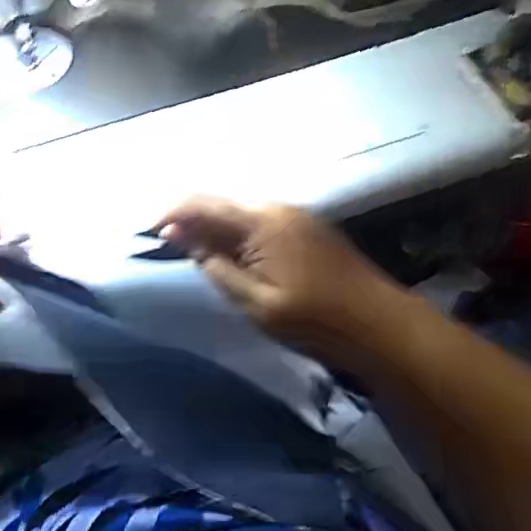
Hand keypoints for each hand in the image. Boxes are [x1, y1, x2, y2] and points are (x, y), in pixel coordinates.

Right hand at [154, 198, 410, 368]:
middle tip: (168, 246)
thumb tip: (184, 238)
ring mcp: (297, 217)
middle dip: (191, 220)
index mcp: (263, 222)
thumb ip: (217, 268)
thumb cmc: (316, 320)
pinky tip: (231, 256)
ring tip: (194, 254)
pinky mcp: (308, 230)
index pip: (204, 204)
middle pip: (223, 204)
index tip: (149, 232)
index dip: (173, 214)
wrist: (381, 326)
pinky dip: (237, 235)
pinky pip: (261, 223)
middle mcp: (279, 209)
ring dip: (214, 228)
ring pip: (241, 214)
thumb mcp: (256, 303)